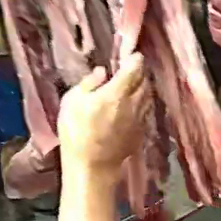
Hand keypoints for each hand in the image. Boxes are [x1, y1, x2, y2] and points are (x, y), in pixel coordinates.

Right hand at [58, 55, 151, 178]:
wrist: (93, 166)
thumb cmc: (76, 132)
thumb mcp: (72, 101)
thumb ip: (89, 83)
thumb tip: (102, 72)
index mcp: (117, 93)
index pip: (134, 70)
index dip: (135, 60)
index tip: (134, 54)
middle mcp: (134, 105)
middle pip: (145, 83)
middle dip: (141, 73)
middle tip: (133, 69)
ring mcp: (140, 120)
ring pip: (149, 98)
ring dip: (144, 88)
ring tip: (135, 85)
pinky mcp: (141, 133)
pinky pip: (147, 112)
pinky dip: (144, 104)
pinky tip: (135, 105)